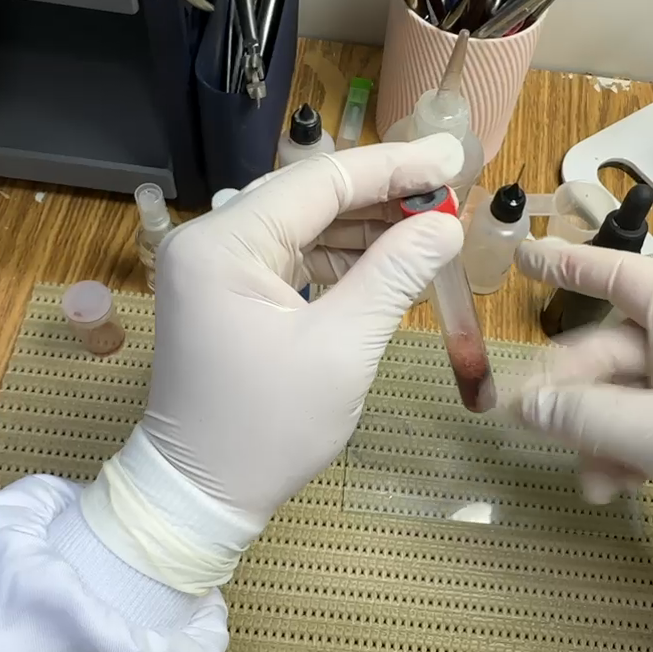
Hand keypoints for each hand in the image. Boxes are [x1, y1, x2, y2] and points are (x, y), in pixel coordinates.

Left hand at [80, 137, 465, 593]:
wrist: (202, 493)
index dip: (392, 168)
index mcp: (224, 244)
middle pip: (308, 196)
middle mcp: (209, 240)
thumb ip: (394, 275)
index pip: (320, 181)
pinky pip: (289, 256)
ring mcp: (213, 267)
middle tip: (446, 193)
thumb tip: (444, 226)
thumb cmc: (268, 429)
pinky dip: (336, 257)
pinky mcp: (224, 292)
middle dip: (380, 195)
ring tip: (425, 228)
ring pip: (301, 224)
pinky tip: (381, 259)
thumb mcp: (342, 349)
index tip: (451, 158)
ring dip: (362, 226)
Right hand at [508, 238, 652, 651]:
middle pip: (608, 351)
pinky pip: (631, 428)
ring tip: (586, 476)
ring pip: (613, 396)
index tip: (524, 256)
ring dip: (591, 435)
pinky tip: (607, 488)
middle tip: (519, 419)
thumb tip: (521, 405)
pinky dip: (613, 454)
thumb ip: (591, 416)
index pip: (626, 277)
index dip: (571, 266)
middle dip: (569, 390)